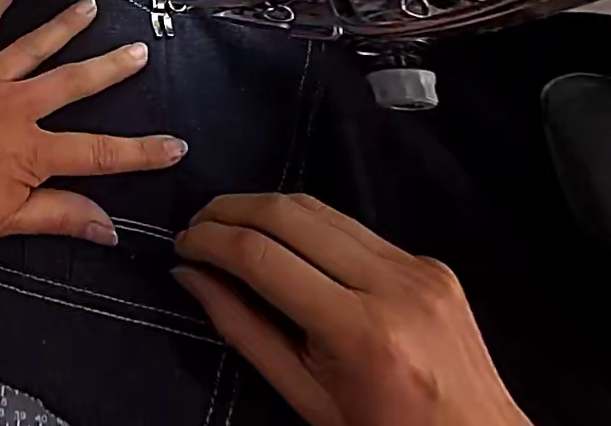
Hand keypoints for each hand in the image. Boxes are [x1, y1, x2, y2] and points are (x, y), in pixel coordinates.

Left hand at [0, 0, 186, 252]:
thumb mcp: (0, 223)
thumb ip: (58, 216)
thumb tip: (107, 227)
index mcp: (29, 150)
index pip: (100, 152)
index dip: (142, 152)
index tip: (175, 145)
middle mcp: (15, 106)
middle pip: (74, 83)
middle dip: (112, 69)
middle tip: (140, 50)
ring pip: (34, 47)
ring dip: (65, 26)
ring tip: (90, 7)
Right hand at [173, 194, 529, 425]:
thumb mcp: (307, 402)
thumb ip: (243, 331)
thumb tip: (190, 275)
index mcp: (363, 334)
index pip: (263, 258)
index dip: (212, 241)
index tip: (182, 243)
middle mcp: (393, 285)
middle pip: (287, 214)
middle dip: (230, 209)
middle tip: (198, 223)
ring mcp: (416, 265)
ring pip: (317, 208)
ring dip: (263, 207)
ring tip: (229, 222)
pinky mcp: (428, 259)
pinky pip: (349, 226)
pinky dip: (305, 225)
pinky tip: (284, 239)